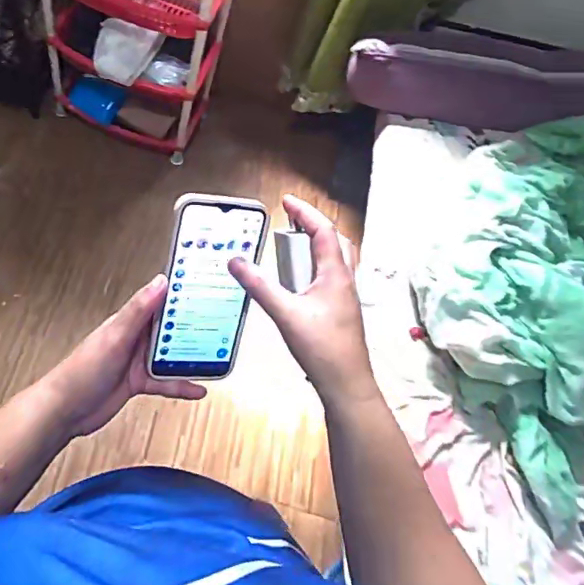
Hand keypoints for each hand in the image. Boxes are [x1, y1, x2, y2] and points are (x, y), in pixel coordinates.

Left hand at [40, 276, 205, 436]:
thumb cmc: (82, 370)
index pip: (160, 302)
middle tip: (221, 324)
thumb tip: (161, 281)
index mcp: (129, 321)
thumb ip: (139, 310)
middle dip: (193, 327)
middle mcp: (135, 338)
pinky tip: (198, 389)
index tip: (205, 288)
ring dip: (190, 358)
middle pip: (170, 329)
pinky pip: (165, 382)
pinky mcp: (137, 382)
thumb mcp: (115, 337)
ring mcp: (136, 361)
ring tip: (216, 356)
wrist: (64, 410)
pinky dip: (181, 385)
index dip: (181, 295)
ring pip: (171, 356)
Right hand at [228, 195, 376, 404]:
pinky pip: (329, 278)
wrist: (347, 383)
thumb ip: (259, 286)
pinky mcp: (341, 311)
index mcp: (336, 274)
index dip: (305, 212)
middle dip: (312, 226)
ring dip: (315, 247)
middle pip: (334, 241)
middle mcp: (345, 280)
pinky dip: (314, 268)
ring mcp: (345, 297)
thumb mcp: (285, 314)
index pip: (323, 230)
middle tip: (289, 222)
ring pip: (334, 260)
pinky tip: (298, 283)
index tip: (287, 200)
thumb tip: (236, 262)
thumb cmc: (323, 348)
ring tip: (291, 248)